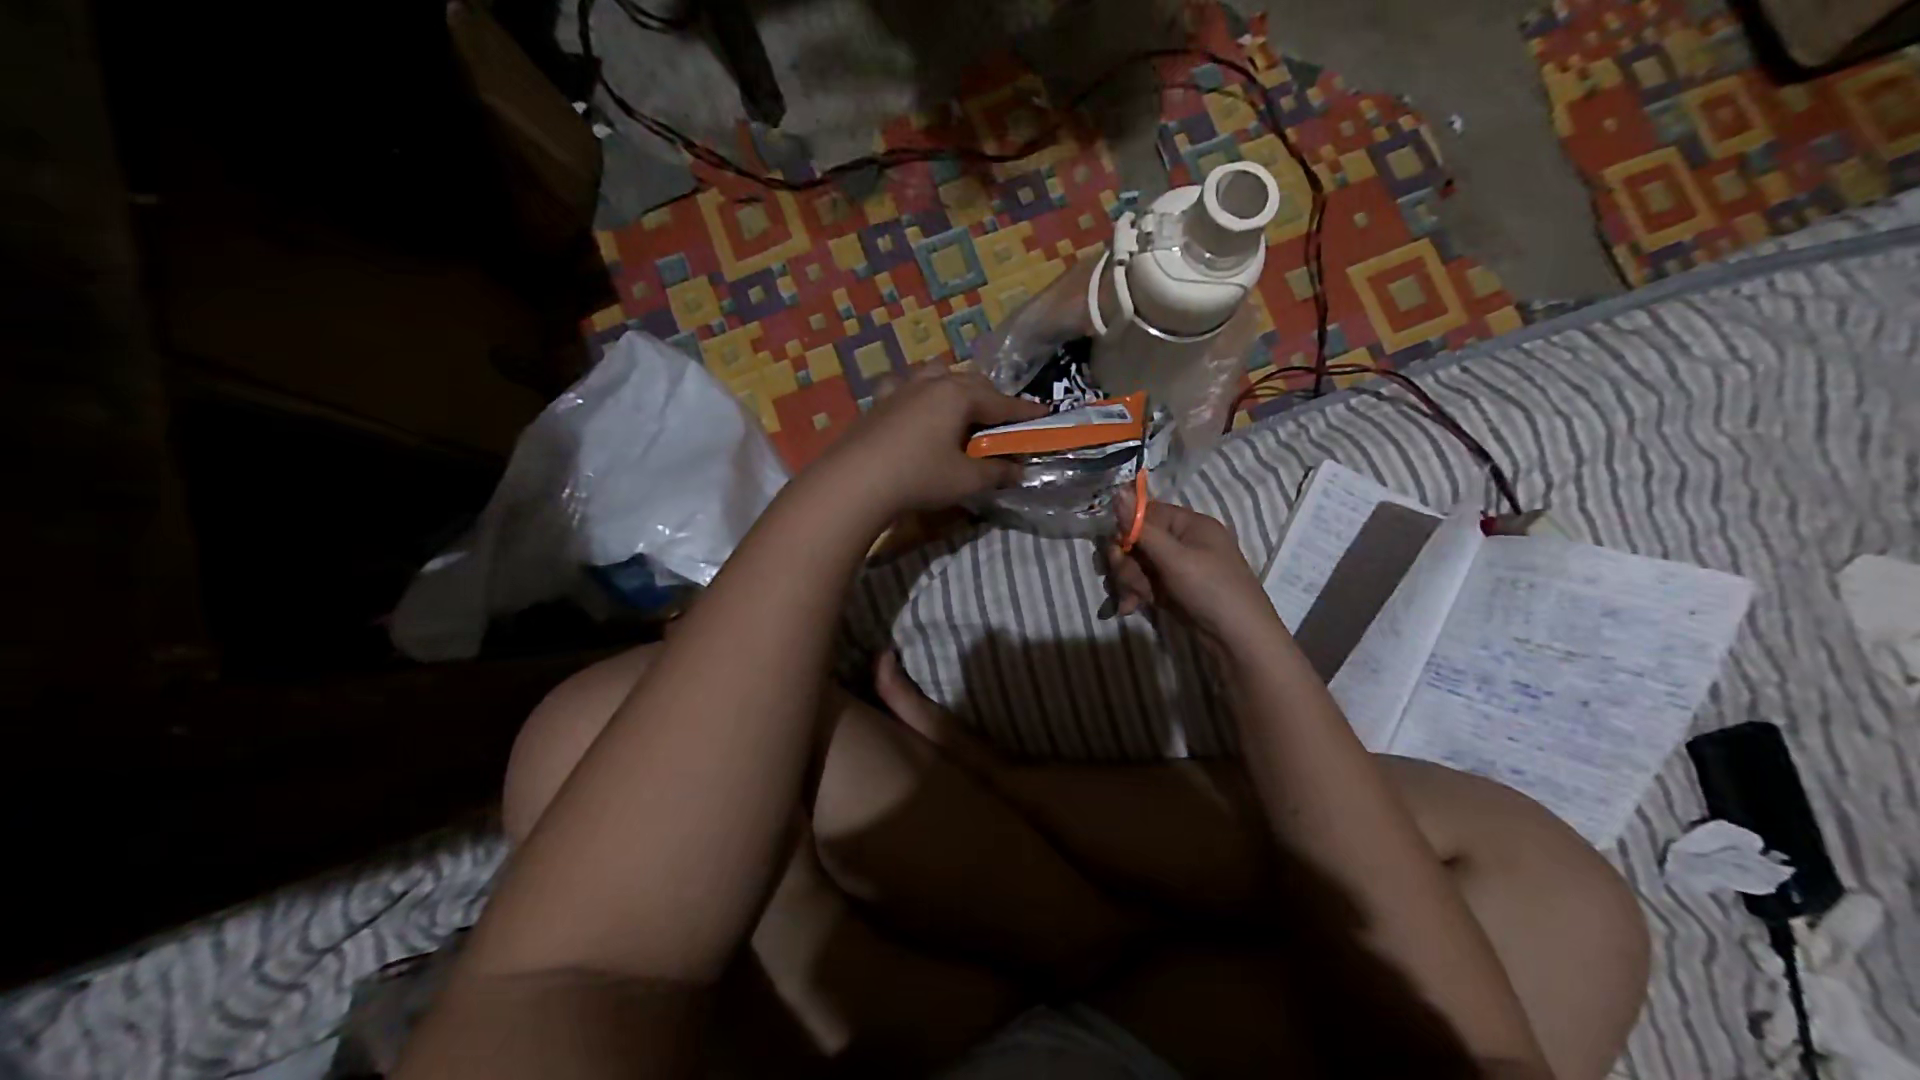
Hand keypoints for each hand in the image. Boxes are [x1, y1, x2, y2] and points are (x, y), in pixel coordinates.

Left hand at [813, 364, 1046, 516]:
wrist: (855, 481)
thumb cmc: (919, 476)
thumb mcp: (966, 480)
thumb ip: (997, 473)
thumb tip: (1018, 470)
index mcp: (959, 395)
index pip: (1001, 402)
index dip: (1024, 412)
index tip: (1043, 415)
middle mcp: (932, 382)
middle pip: (971, 382)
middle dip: (991, 398)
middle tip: (1002, 420)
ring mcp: (901, 388)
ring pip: (936, 375)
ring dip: (954, 387)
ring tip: (960, 407)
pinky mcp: (879, 402)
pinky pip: (904, 386)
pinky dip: (918, 392)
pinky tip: (914, 404)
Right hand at [1103, 493, 1283, 644]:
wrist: (1238, 639)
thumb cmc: (1210, 589)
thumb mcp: (1174, 558)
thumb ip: (1142, 528)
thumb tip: (1117, 491)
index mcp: (1190, 524)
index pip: (1146, 512)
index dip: (1127, 528)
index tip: (1117, 548)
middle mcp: (1183, 541)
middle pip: (1138, 540)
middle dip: (1126, 561)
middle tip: (1127, 579)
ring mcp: (1177, 566)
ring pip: (1137, 563)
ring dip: (1129, 580)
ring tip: (1133, 599)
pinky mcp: (1172, 588)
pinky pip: (1144, 582)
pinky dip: (1135, 593)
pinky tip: (1130, 608)